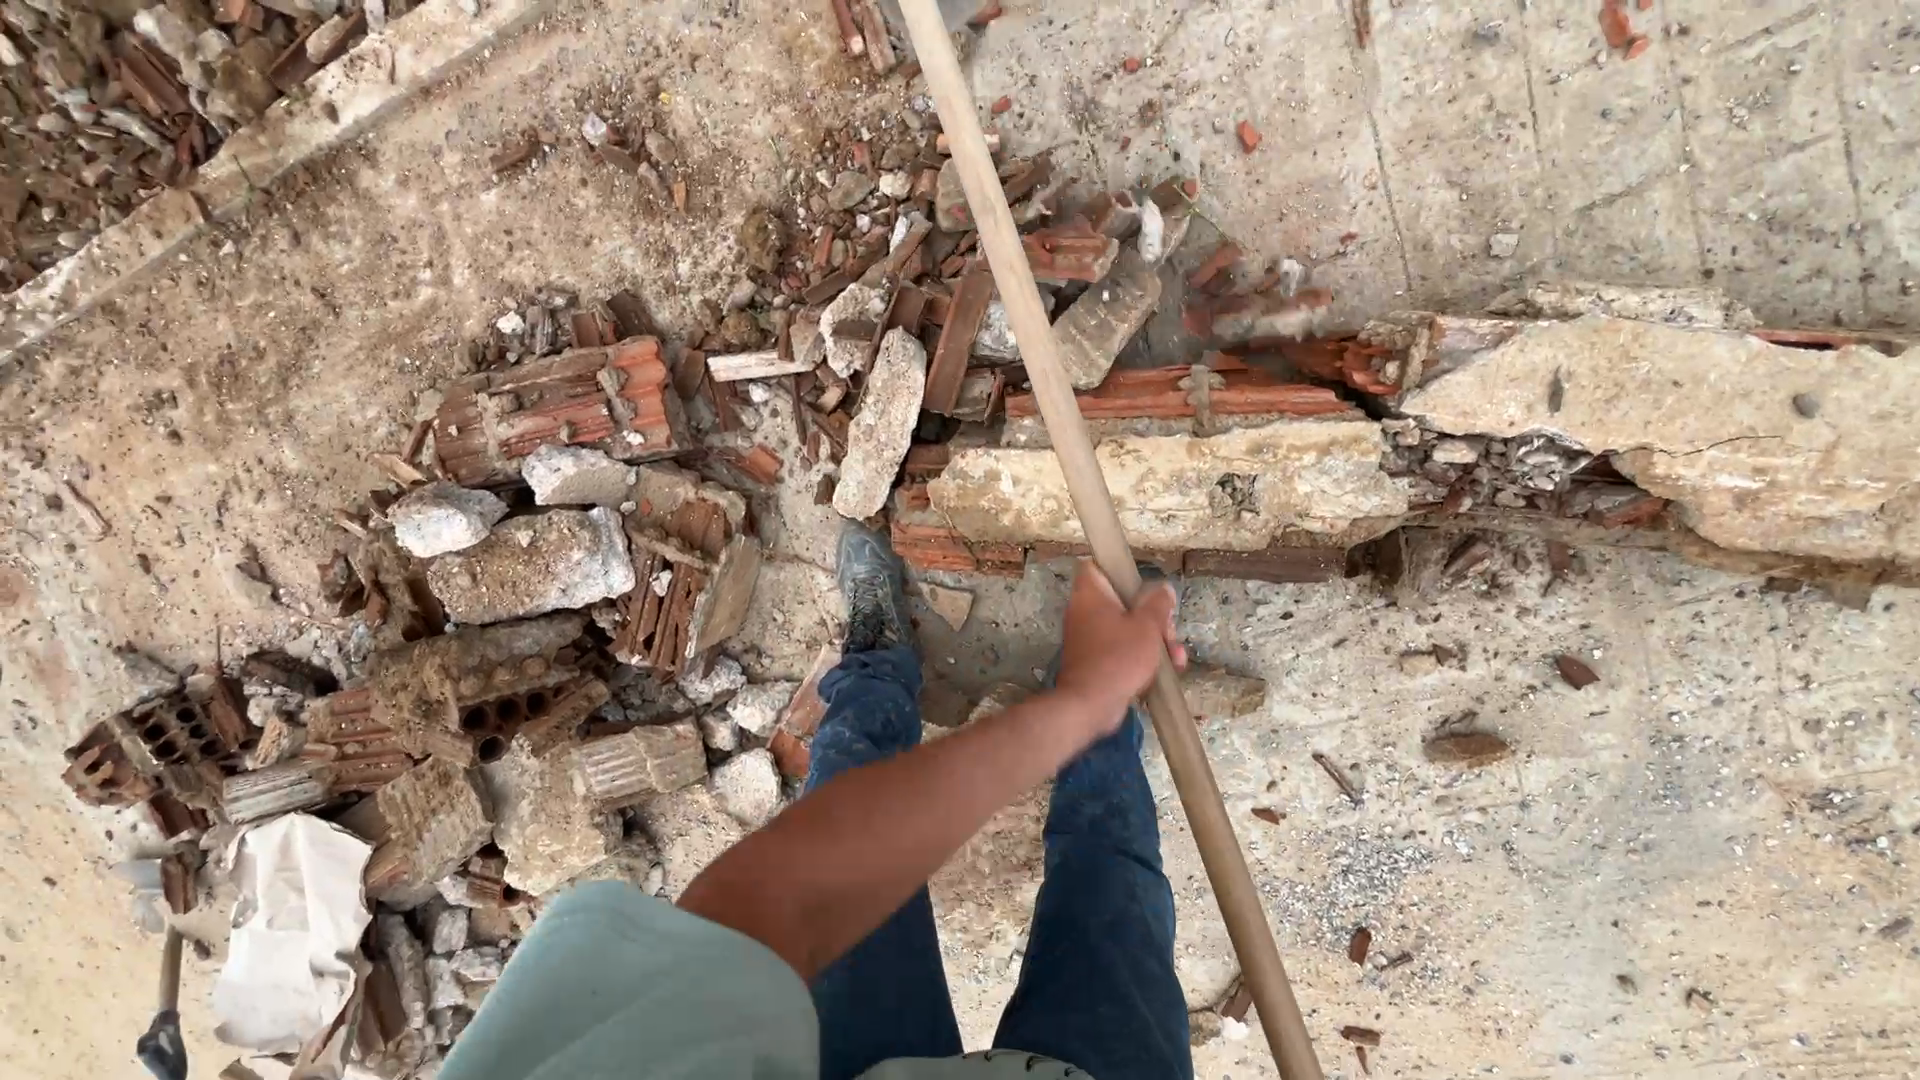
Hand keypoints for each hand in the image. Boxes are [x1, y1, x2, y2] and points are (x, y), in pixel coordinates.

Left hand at [1053, 562, 1185, 735]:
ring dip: (1153, 640)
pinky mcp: (1094, 659)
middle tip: (1168, 631)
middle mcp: (1084, 611)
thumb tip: (1163, 588)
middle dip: (1152, 616)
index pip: (1095, 566)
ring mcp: (1088, 637)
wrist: (1091, 704)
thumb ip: (1158, 604)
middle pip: (1122, 600)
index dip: (1118, 570)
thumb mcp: (1147, 627)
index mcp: (1090, 594)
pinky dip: (1140, 656)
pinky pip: (1120, 648)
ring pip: (1126, 627)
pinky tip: (1166, 670)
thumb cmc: (1118, 658)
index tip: (1142, 584)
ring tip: (1175, 658)